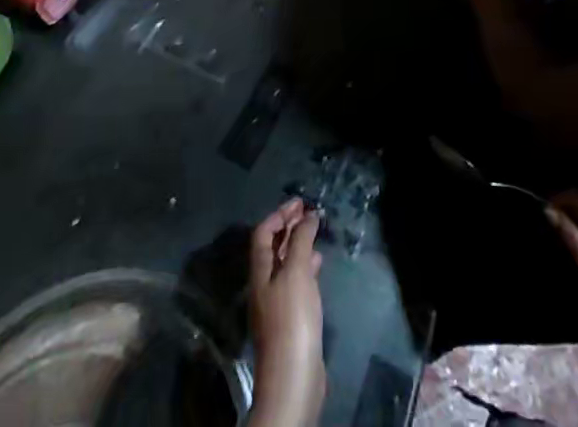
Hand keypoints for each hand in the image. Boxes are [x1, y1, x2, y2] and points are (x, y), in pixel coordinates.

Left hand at [249, 199, 325, 426]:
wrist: (293, 375)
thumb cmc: (292, 317)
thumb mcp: (296, 272)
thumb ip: (300, 242)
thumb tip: (307, 215)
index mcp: (259, 270)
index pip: (262, 233)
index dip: (279, 214)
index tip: (299, 202)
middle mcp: (264, 282)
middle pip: (272, 247)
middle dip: (289, 226)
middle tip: (309, 212)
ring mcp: (276, 301)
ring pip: (285, 263)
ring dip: (298, 244)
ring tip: (316, 233)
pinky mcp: (290, 317)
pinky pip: (296, 280)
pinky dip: (305, 265)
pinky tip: (318, 264)